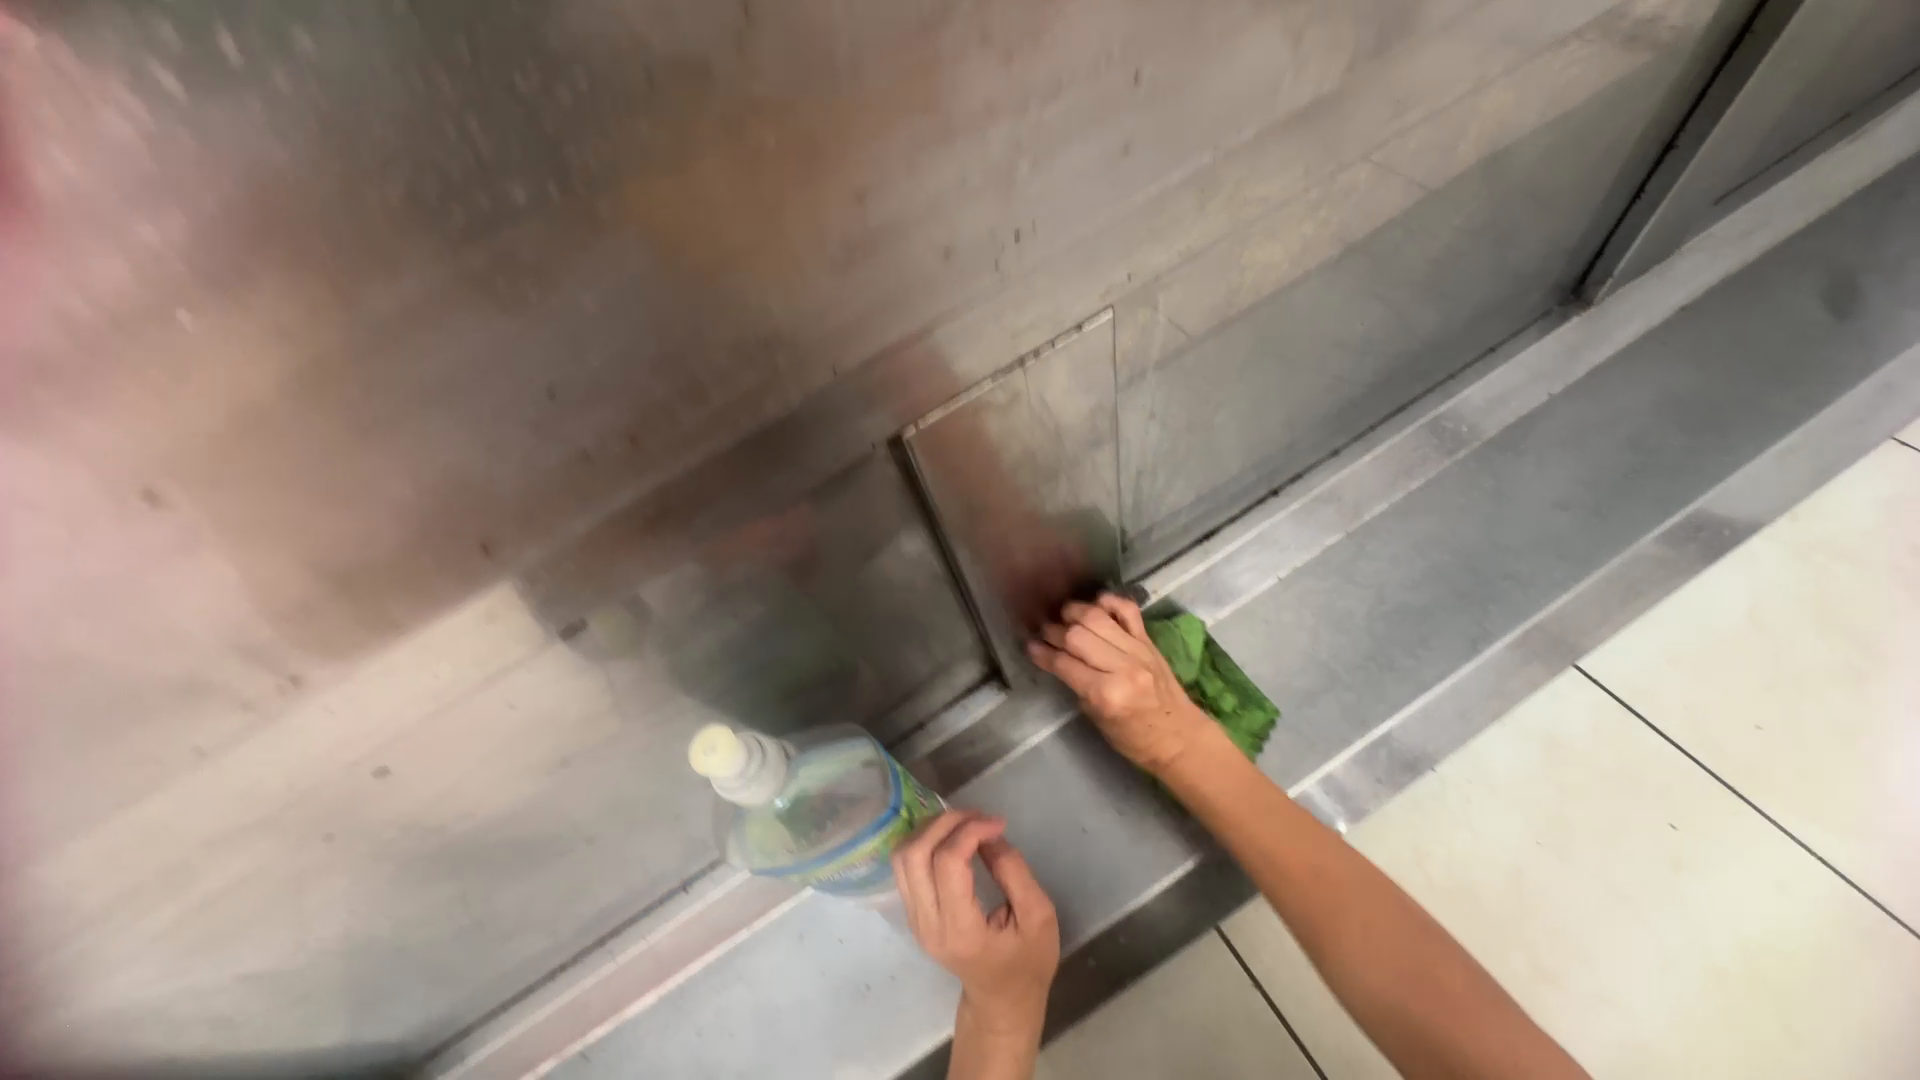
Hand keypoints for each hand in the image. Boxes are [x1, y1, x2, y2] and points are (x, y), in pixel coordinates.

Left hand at [892, 811, 1059, 1030]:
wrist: (1002, 1000)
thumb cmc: (1027, 962)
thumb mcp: (1038, 916)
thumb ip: (1013, 870)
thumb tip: (989, 834)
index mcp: (961, 930)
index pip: (947, 863)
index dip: (969, 832)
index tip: (997, 824)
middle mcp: (928, 924)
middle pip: (914, 854)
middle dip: (945, 823)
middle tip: (978, 817)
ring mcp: (915, 920)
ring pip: (902, 857)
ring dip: (930, 829)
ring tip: (963, 823)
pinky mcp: (913, 914)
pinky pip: (905, 867)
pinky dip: (924, 842)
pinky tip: (951, 837)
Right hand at [1026, 594, 1212, 773]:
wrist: (1179, 737)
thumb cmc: (1133, 738)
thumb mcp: (1095, 718)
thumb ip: (1077, 685)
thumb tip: (1056, 659)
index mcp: (1106, 694)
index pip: (1064, 664)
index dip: (1042, 653)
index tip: (1029, 646)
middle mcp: (1122, 667)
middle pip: (1078, 635)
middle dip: (1054, 630)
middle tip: (1044, 631)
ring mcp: (1138, 650)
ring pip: (1098, 617)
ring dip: (1075, 612)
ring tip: (1063, 616)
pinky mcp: (1149, 641)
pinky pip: (1128, 611)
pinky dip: (1109, 602)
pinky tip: (1095, 605)